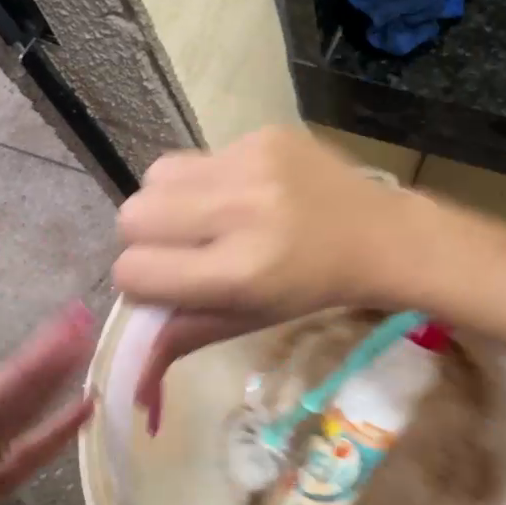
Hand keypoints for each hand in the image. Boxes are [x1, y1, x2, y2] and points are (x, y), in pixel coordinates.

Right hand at [112, 126, 422, 431]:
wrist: (378, 233)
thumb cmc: (311, 286)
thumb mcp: (250, 319)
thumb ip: (183, 335)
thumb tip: (127, 367)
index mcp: (238, 272)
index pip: (133, 271)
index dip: (142, 280)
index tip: (167, 281)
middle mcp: (241, 213)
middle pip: (133, 215)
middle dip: (148, 237)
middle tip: (185, 245)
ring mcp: (253, 166)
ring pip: (157, 176)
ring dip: (171, 199)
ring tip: (211, 213)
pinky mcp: (264, 136)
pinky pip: (201, 153)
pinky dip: (212, 176)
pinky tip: (249, 190)